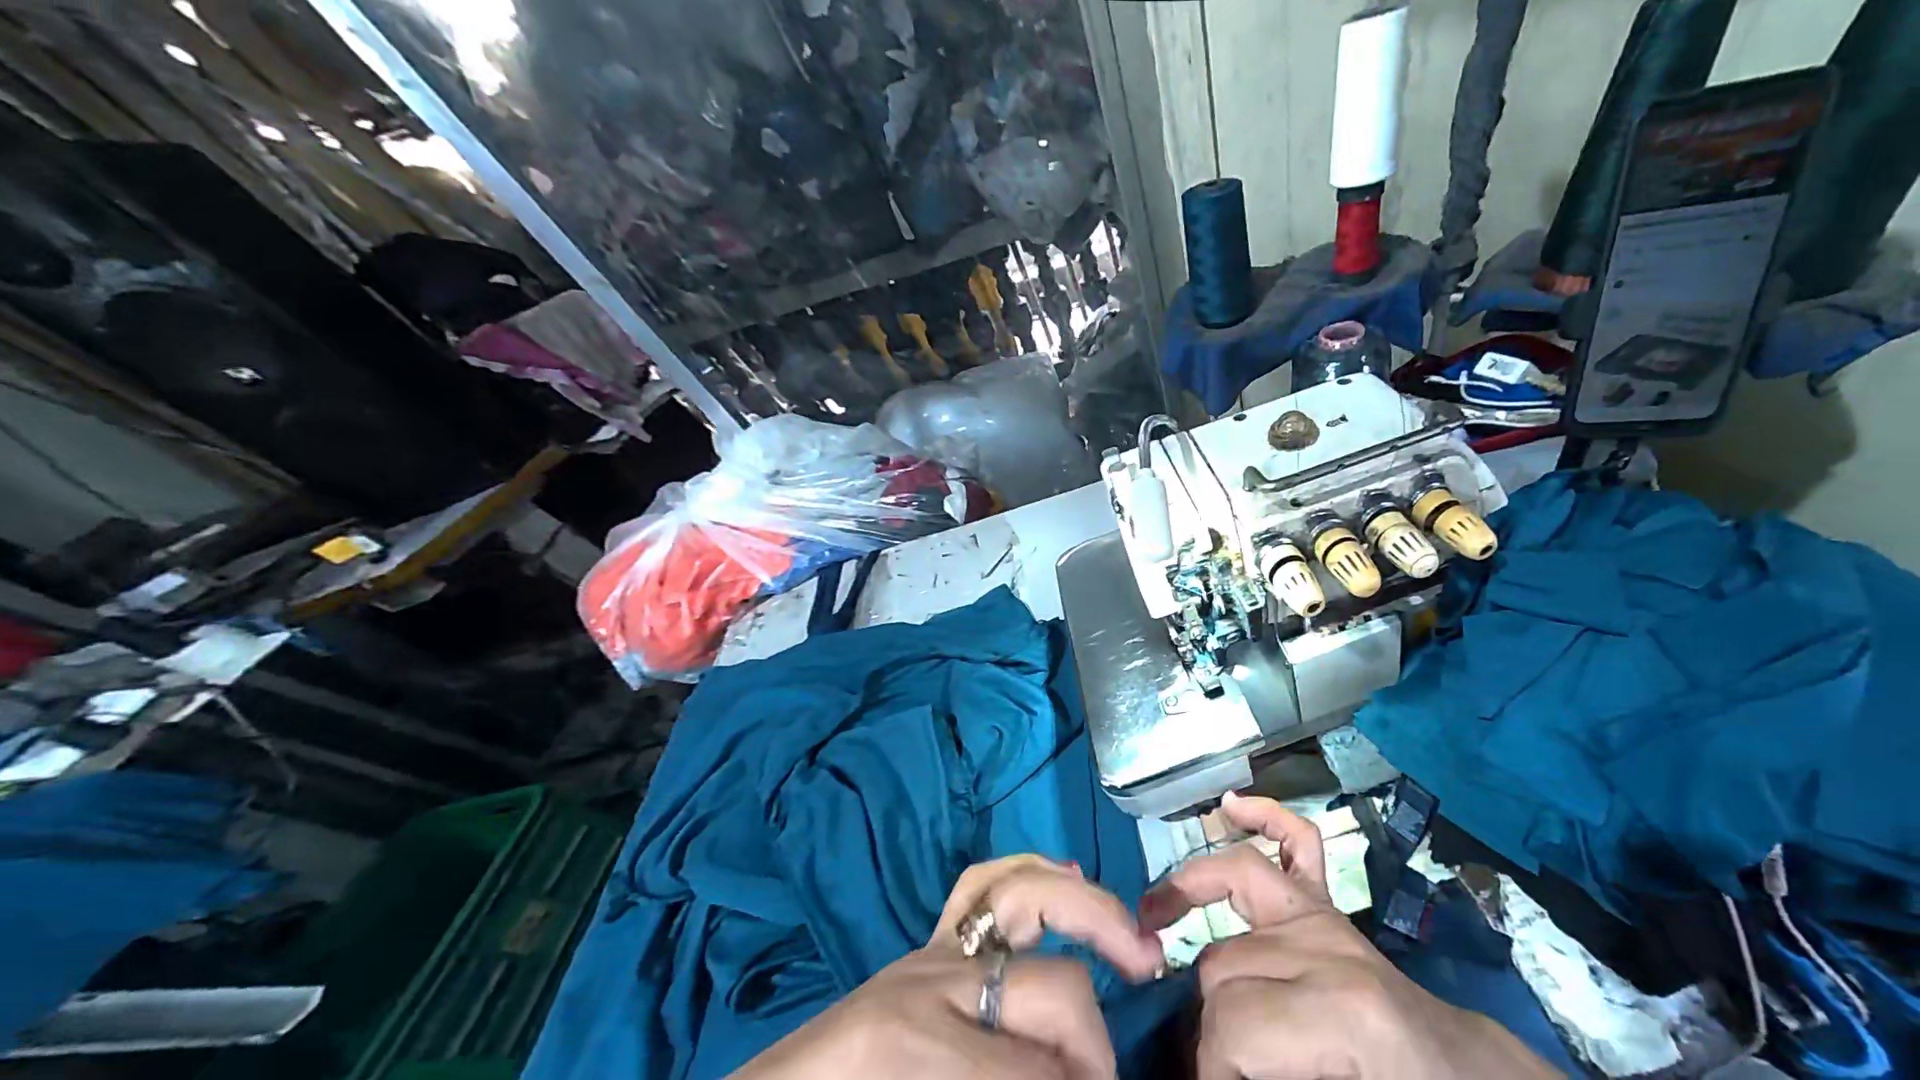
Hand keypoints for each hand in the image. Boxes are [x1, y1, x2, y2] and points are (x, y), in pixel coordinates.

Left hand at [732, 855, 1165, 1079]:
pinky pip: (980, 885)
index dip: (1079, 1078)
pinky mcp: (928, 941)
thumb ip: (1013, 1077)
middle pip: (1053, 990)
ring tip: (1132, 941)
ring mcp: (931, 950)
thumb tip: (1073, 1072)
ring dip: (1088, 915)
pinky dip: (1030, 872)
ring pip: (1021, 898)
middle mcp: (934, 982)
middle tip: (1115, 1070)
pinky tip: (1064, 870)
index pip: (1043, 1070)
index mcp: (922, 1047)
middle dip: (1096, 1036)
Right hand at [1143, 793, 1558, 1079]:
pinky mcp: (1328, 909)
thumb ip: (1255, 1066)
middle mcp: (1326, 948)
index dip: (1209, 1064)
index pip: (1230, 1024)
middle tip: (1203, 1049)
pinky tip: (1231, 807)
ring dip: (1192, 919)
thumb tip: (1194, 1062)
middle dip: (1204, 1018)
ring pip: (1228, 906)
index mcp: (1339, 1013)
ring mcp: (1326, 919)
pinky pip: (1298, 842)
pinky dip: (1264, 817)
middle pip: (1220, 967)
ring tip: (1154, 928)